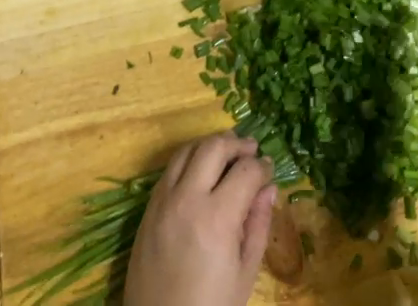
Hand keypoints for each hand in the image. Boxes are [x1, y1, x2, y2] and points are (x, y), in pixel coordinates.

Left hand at [125, 134, 276, 305]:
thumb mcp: (244, 273)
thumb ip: (258, 225)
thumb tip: (269, 188)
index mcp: (216, 218)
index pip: (245, 171)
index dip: (262, 166)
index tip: (270, 168)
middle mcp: (186, 198)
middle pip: (212, 148)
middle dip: (236, 144)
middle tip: (252, 149)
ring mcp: (162, 200)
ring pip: (186, 150)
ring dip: (209, 145)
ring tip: (227, 151)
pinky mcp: (147, 207)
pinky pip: (169, 169)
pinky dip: (188, 159)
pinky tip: (201, 170)